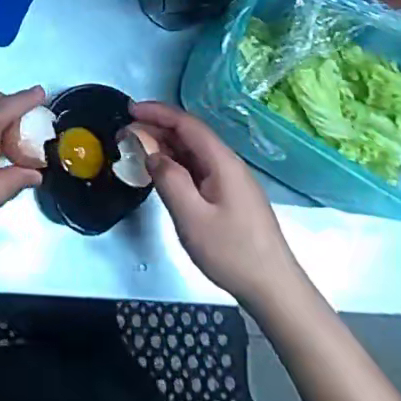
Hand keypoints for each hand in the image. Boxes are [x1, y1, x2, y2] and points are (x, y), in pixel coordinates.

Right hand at [130, 100, 303, 307]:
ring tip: (136, 149)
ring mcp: (231, 182)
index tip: (129, 109)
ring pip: (193, 152)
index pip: (186, 124)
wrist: (274, 290)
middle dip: (156, 127)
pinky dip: (175, 162)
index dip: (156, 112)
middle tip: (125, 133)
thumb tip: (151, 153)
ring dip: (164, 145)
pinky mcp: (230, 197)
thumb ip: (168, 178)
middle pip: (190, 135)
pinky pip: (198, 168)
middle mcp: (229, 165)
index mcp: (222, 162)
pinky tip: (161, 173)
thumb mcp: (191, 216)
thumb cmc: (232, 252)